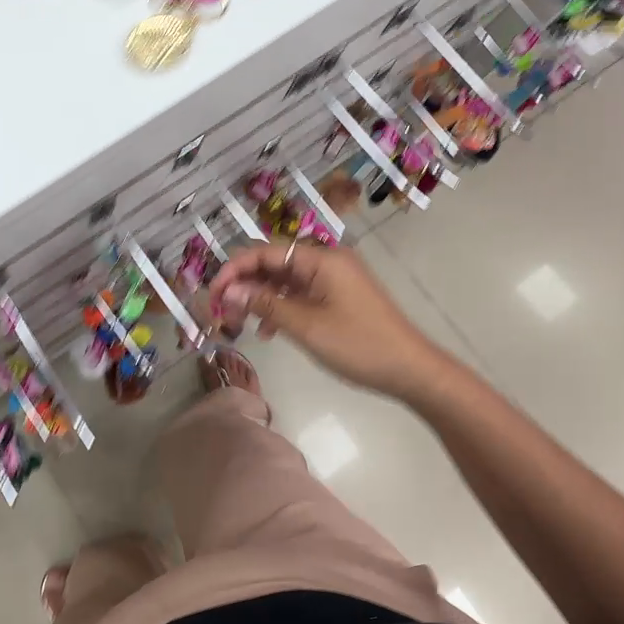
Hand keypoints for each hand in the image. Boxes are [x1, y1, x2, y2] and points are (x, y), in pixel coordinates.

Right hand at [210, 241, 463, 400]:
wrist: (411, 371)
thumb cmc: (359, 345)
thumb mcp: (306, 326)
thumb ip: (265, 304)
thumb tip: (228, 290)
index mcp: (321, 259)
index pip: (265, 252)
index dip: (234, 270)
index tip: (212, 294)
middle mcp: (327, 261)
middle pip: (273, 264)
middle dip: (244, 284)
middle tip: (220, 311)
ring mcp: (334, 280)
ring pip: (283, 281)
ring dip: (259, 298)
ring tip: (239, 323)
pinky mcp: (337, 297)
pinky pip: (299, 294)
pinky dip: (279, 307)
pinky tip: (268, 331)